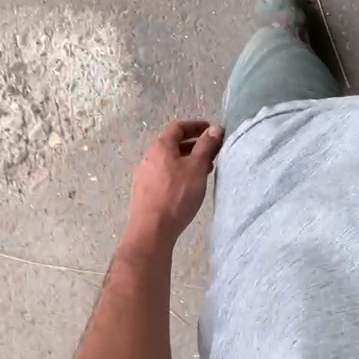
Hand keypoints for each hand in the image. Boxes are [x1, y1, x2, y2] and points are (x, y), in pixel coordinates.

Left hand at [124, 120, 222, 249]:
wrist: (151, 232)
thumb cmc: (176, 195)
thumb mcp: (197, 167)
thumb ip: (207, 146)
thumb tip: (215, 129)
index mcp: (160, 147)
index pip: (178, 127)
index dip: (196, 126)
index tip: (211, 130)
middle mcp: (149, 158)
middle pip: (172, 144)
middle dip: (193, 145)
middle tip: (211, 152)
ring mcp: (144, 176)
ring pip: (169, 161)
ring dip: (187, 161)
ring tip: (203, 171)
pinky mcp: (144, 193)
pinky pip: (164, 175)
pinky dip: (178, 174)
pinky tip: (188, 187)